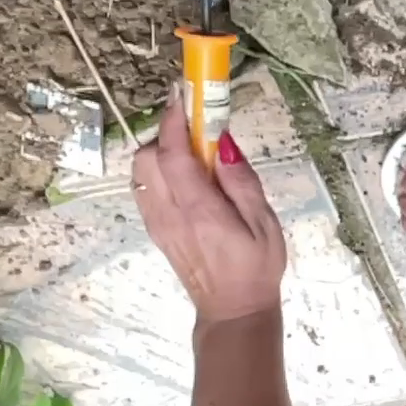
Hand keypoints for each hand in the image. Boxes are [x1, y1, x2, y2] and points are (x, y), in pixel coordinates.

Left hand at [132, 97, 286, 329]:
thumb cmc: (257, 265)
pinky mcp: (155, 229)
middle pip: (146, 158)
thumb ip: (243, 182)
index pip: (173, 154)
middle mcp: (169, 213)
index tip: (183, 96)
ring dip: (161, 153)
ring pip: (140, 172)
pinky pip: (145, 188)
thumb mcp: (264, 222)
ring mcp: (156, 222)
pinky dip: (159, 172)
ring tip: (196, 157)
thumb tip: (225, 142)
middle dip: (167, 136)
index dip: (173, 120)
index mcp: (199, 210)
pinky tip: (188, 179)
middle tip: (199, 134)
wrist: (232, 309)